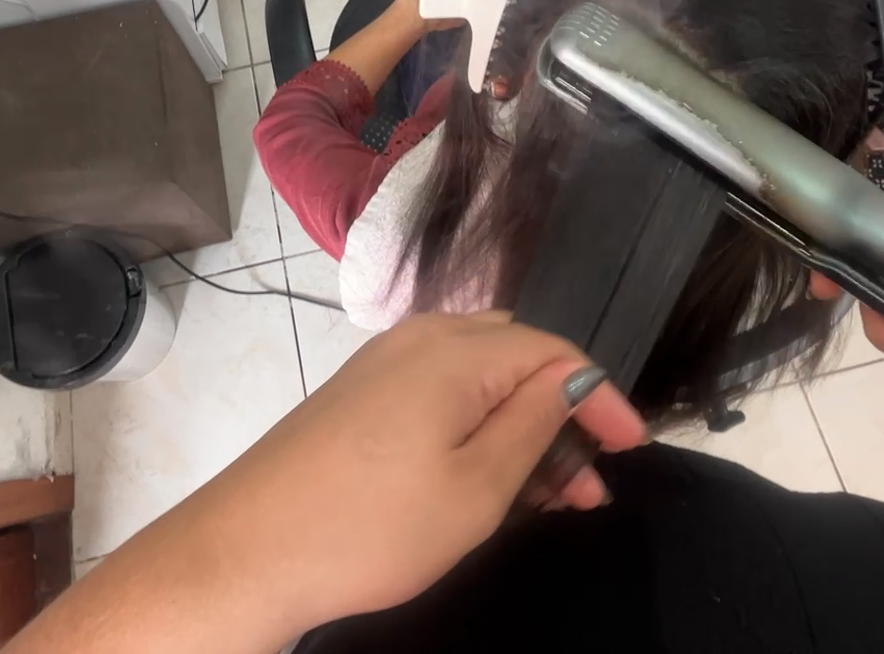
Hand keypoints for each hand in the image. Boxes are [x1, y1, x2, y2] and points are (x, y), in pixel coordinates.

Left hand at [24, 312, 648, 653]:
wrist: (248, 546)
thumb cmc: (373, 523)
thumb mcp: (476, 486)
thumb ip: (534, 421)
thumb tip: (573, 378)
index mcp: (454, 349)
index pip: (552, 351)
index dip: (599, 396)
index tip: (634, 449)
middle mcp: (421, 337)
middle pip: (516, 357)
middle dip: (561, 412)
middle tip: (589, 481)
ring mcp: (387, 360)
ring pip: (480, 378)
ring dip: (521, 426)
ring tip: (552, 495)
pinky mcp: (366, 390)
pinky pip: (442, 391)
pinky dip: (478, 426)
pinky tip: (492, 475)